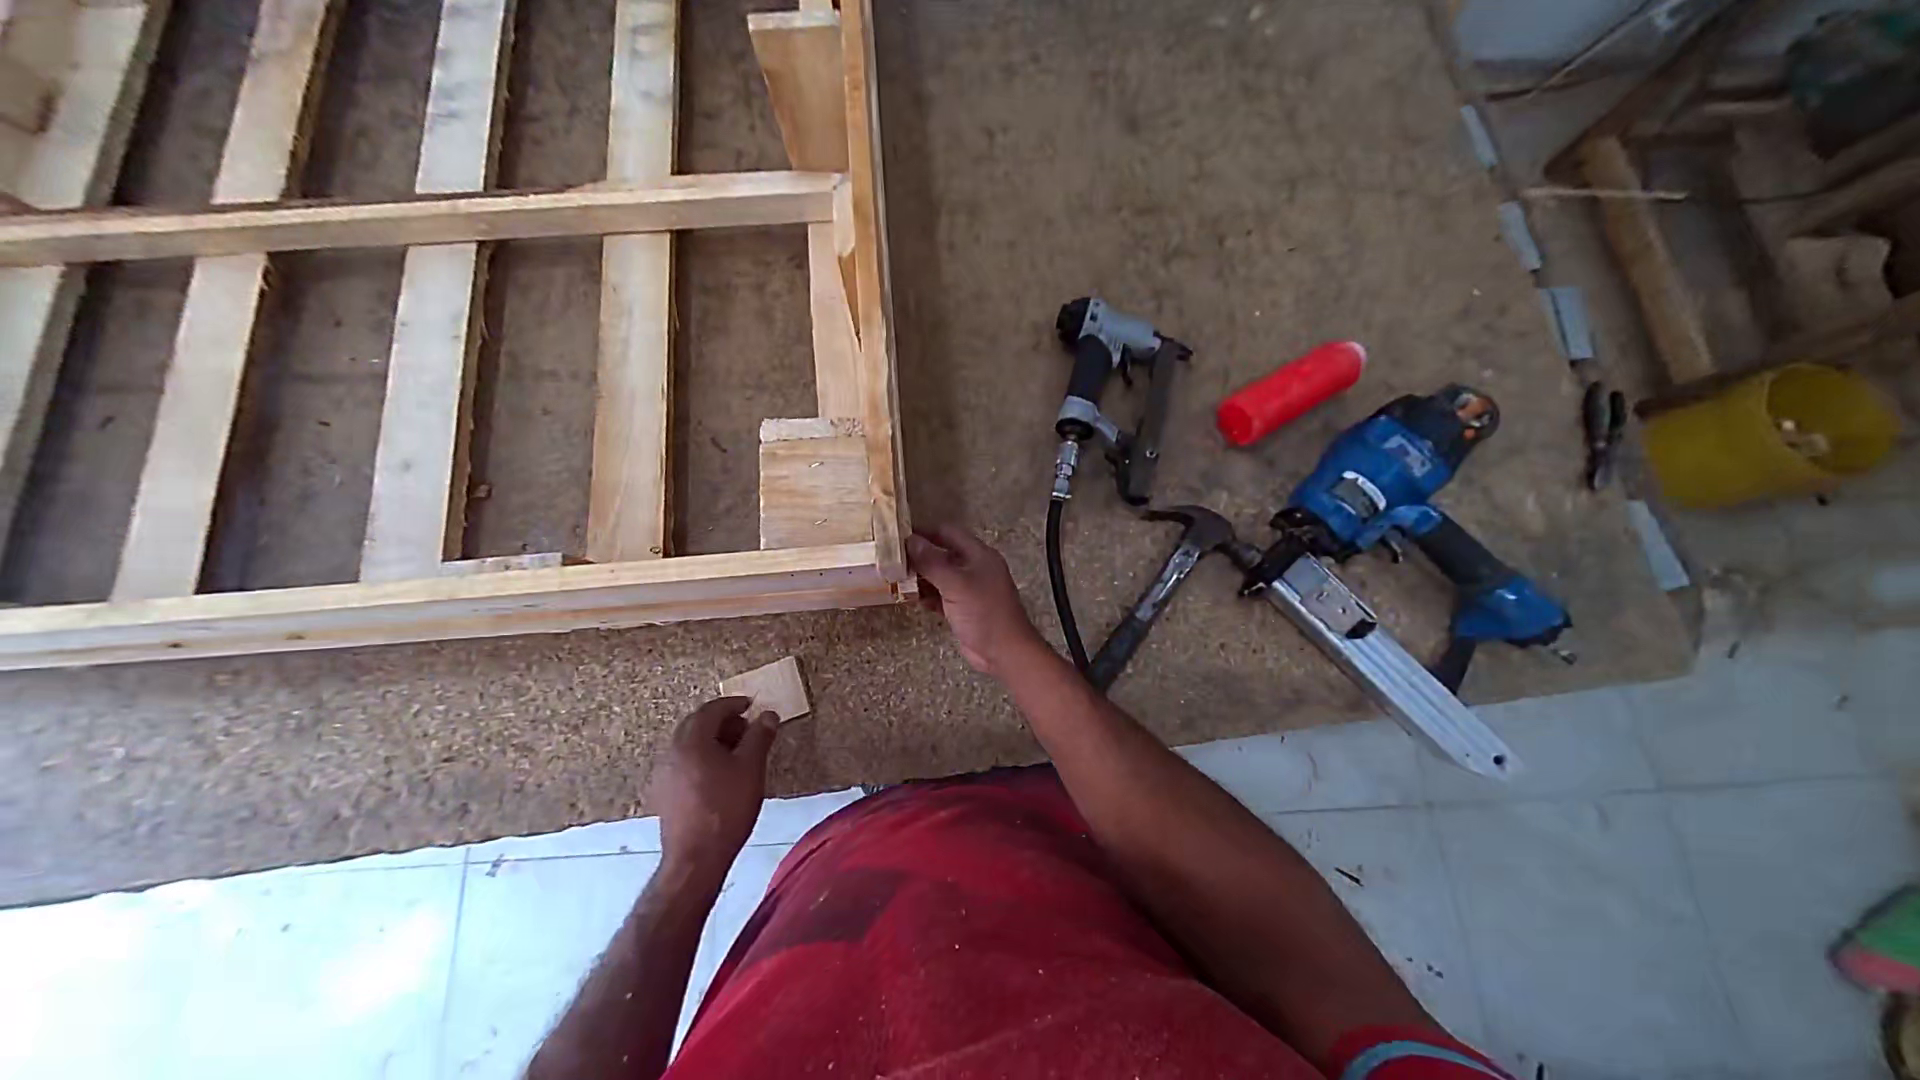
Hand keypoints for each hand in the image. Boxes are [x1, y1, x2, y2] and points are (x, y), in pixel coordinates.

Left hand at [646, 697, 778, 874]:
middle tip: (745, 726)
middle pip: (696, 724)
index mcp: (691, 740)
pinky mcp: (664, 794)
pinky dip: (702, 757)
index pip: (711, 709)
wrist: (696, 858)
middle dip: (722, 720)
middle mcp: (672, 752)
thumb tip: (767, 715)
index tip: (750, 705)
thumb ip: (760, 736)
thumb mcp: (751, 767)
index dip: (733, 704)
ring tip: (737, 751)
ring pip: (689, 744)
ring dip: (712, 739)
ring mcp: (665, 774)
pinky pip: (684, 763)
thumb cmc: (726, 808)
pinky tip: (720, 774)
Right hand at [907, 525, 1046, 675]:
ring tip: (895, 579)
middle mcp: (974, 568)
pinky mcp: (963, 608)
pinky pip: (941, 596)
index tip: (898, 536)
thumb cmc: (983, 612)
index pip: (948, 533)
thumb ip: (932, 561)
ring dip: (920, 577)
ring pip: (939, 576)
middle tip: (891, 559)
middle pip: (942, 554)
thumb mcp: (956, 584)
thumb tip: (909, 540)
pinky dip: (927, 596)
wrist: (1004, 652)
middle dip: (919, 556)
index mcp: (978, 555)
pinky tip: (909, 599)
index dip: (924, 532)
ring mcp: (969, 589)